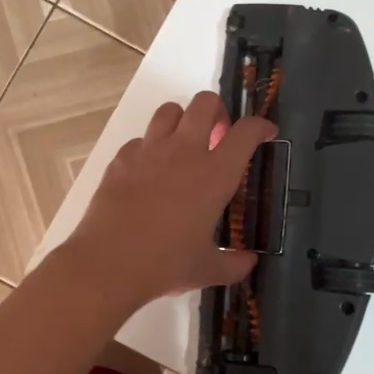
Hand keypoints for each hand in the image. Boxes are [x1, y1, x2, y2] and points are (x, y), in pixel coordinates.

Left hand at [52, 92, 275, 313]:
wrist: (108, 264)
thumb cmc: (165, 265)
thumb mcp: (207, 269)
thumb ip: (234, 264)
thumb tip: (249, 263)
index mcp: (215, 175)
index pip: (246, 132)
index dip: (260, 126)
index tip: (266, 133)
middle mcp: (184, 152)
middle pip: (205, 103)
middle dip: (218, 111)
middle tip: (218, 135)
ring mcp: (149, 151)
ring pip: (170, 110)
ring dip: (183, 119)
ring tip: (184, 144)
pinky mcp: (121, 159)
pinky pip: (140, 139)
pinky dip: (150, 147)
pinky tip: (149, 171)